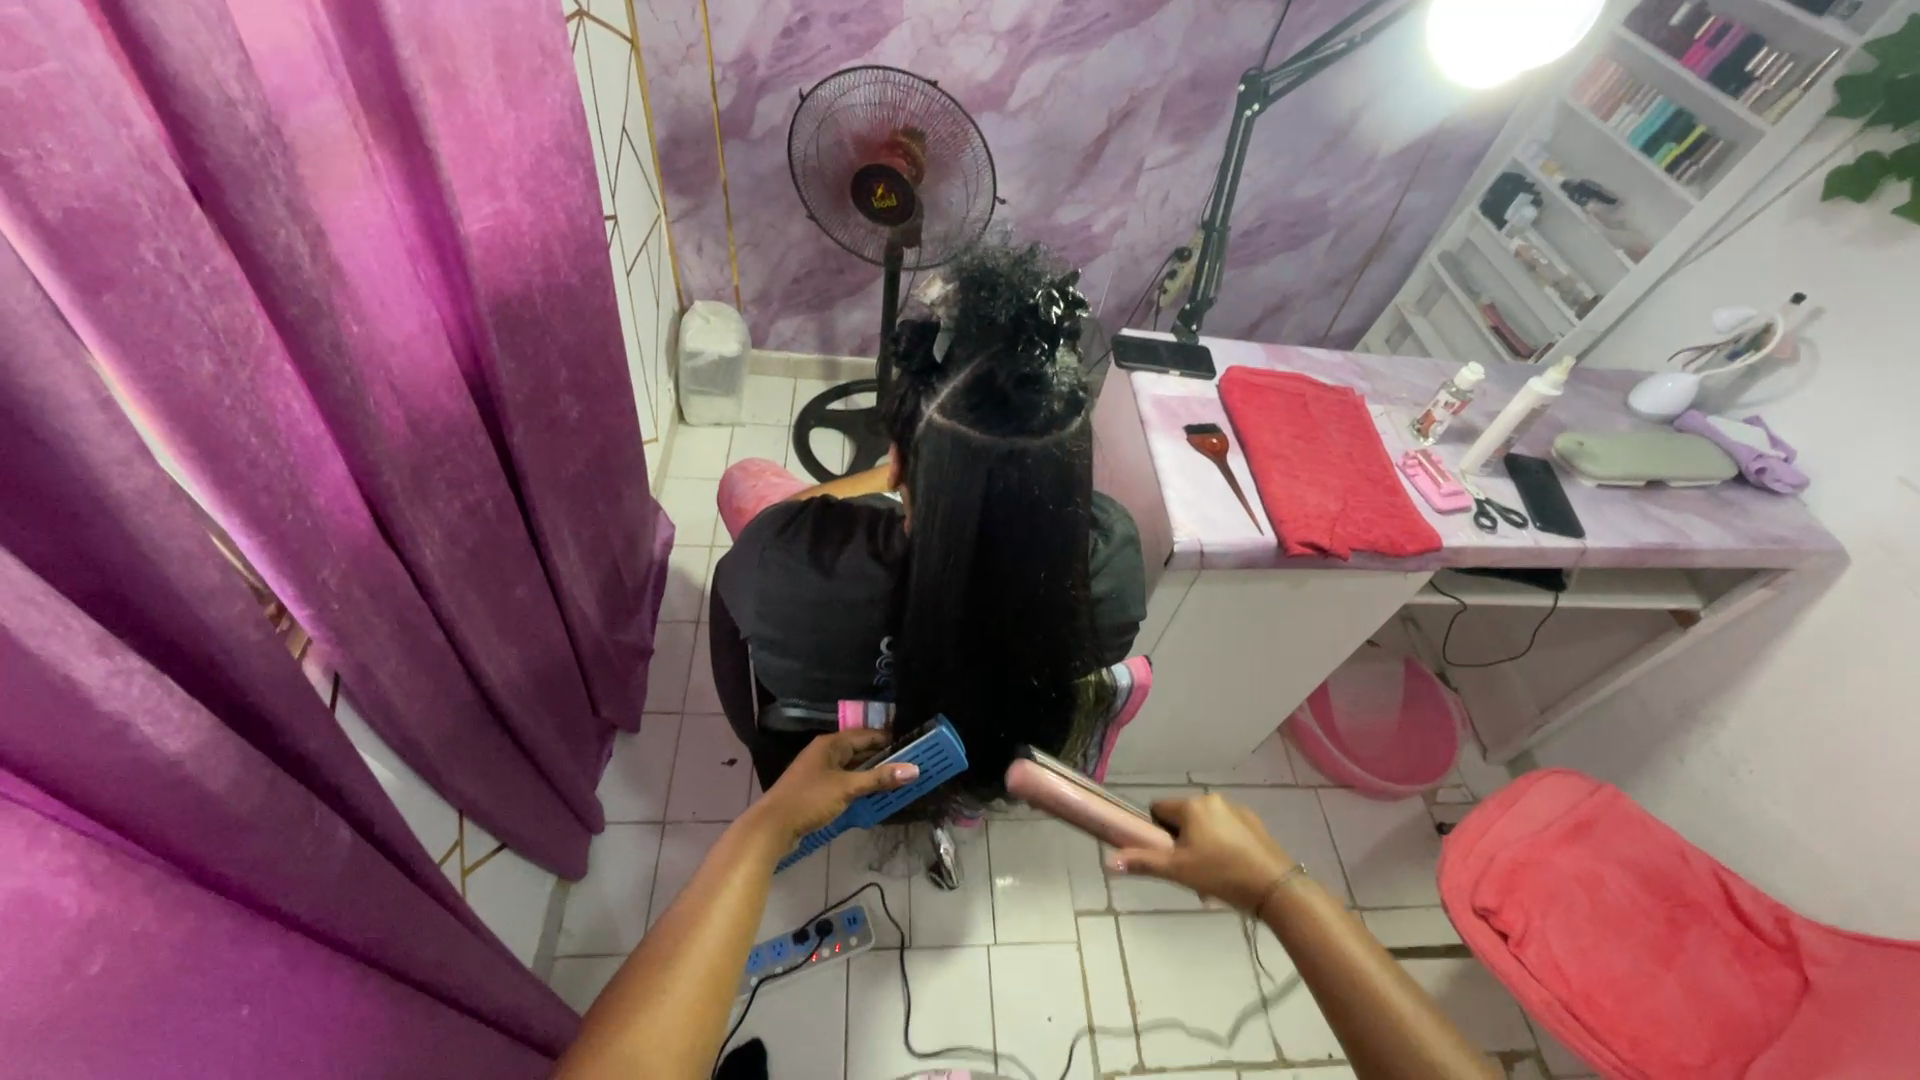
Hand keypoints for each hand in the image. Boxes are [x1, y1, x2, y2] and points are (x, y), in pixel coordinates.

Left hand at [747, 729, 919, 848]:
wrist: (772, 827)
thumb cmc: (809, 799)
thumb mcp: (847, 787)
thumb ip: (880, 779)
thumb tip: (914, 769)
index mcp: (831, 744)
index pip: (866, 735)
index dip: (889, 740)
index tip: (913, 747)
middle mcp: (826, 753)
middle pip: (860, 751)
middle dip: (884, 759)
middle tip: (910, 766)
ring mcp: (820, 772)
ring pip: (853, 769)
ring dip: (873, 775)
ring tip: (899, 781)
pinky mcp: (818, 790)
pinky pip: (845, 783)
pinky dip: (860, 788)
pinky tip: (875, 797)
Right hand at [1107, 794, 1296, 910]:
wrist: (1275, 886)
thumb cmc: (1221, 874)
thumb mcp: (1178, 871)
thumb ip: (1143, 862)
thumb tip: (1109, 861)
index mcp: (1191, 805)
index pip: (1158, 809)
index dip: (1157, 832)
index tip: (1167, 854)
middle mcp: (1212, 799)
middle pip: (1182, 817)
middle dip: (1181, 841)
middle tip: (1190, 870)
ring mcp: (1236, 808)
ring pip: (1205, 824)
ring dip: (1202, 842)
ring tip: (1212, 875)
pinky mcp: (1254, 822)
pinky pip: (1226, 828)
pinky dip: (1223, 843)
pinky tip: (1231, 868)